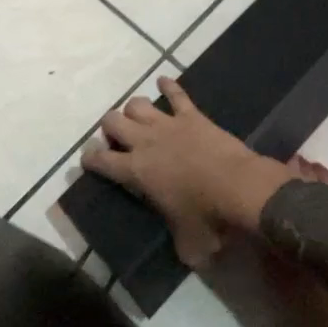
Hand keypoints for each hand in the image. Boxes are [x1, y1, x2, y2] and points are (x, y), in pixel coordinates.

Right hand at [82, 77, 293, 268]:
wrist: (240, 188)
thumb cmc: (209, 219)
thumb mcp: (188, 244)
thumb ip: (176, 238)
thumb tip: (181, 244)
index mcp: (137, 172)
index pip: (101, 162)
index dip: (90, 159)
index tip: (87, 159)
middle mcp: (146, 142)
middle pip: (113, 121)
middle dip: (110, 128)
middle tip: (117, 139)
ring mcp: (168, 124)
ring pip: (138, 104)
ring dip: (134, 109)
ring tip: (138, 118)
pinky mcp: (192, 115)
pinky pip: (176, 94)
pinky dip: (168, 86)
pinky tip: (163, 82)